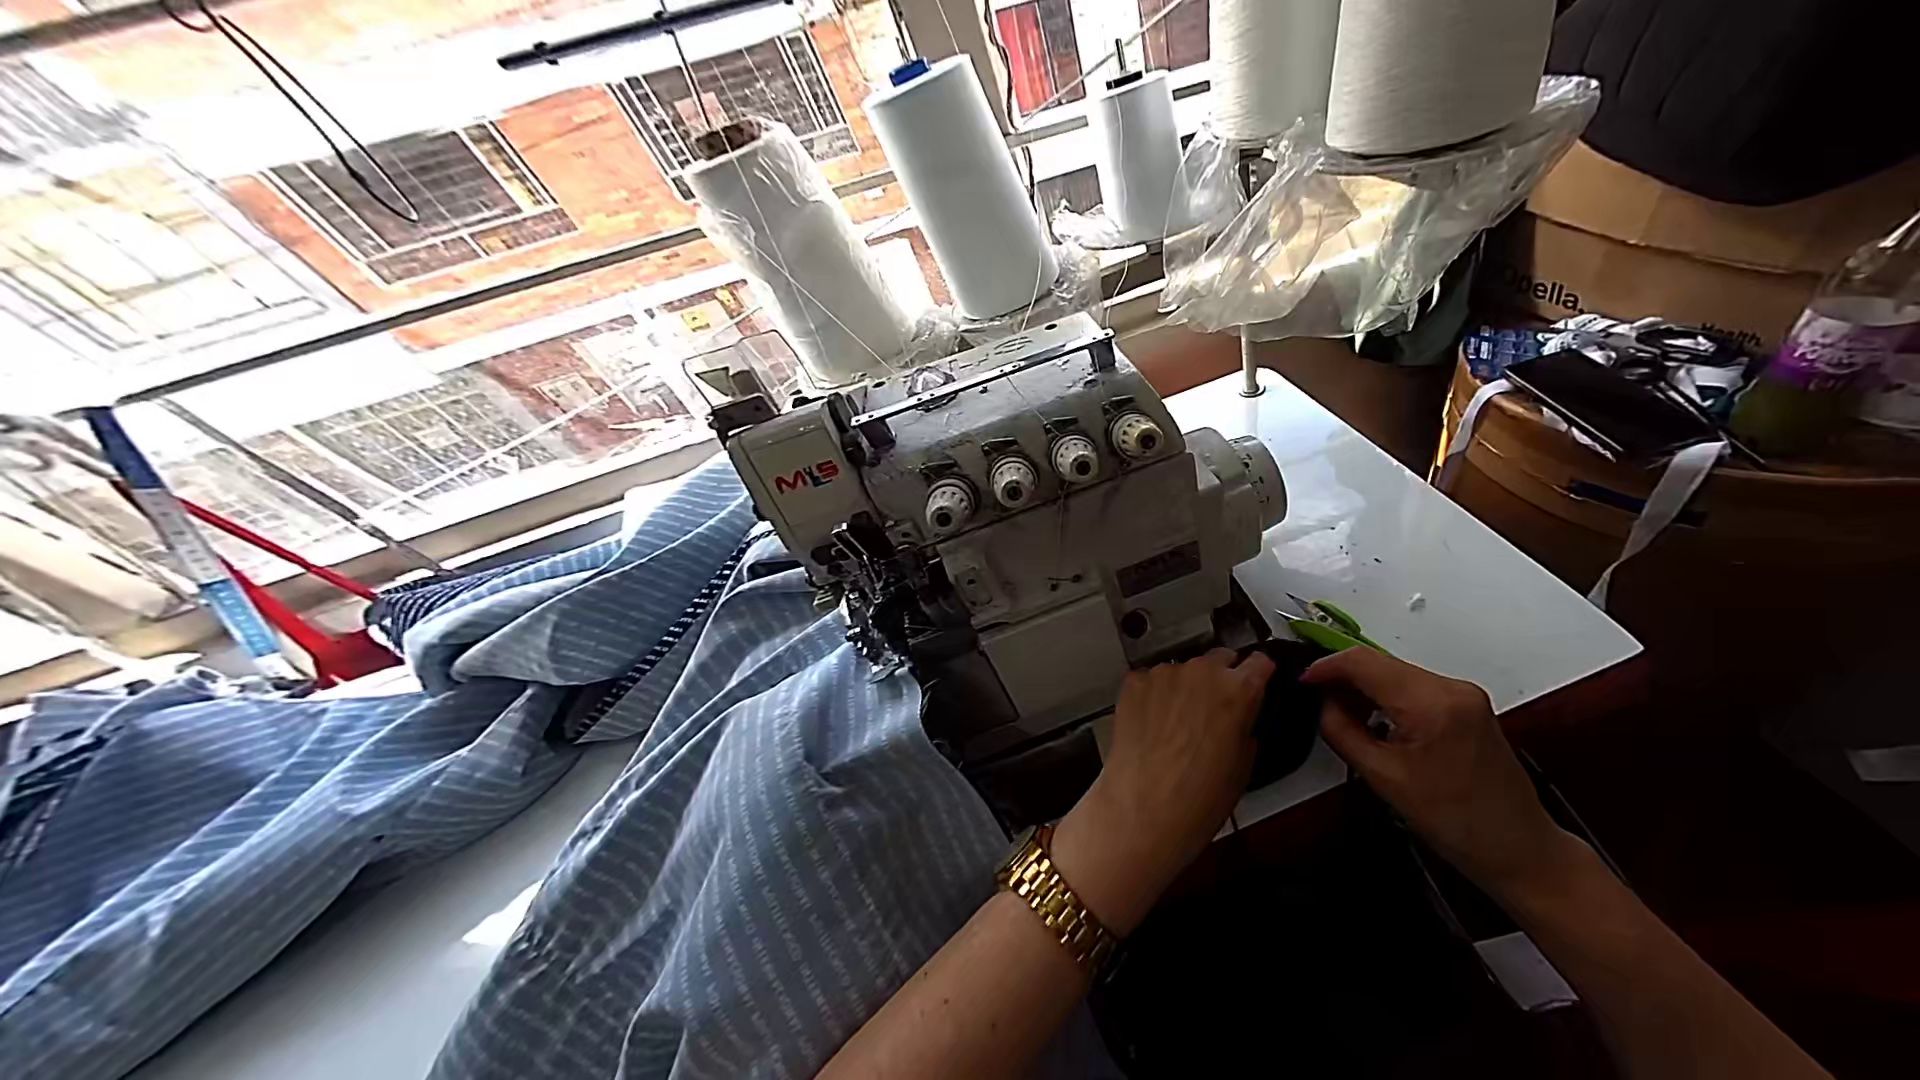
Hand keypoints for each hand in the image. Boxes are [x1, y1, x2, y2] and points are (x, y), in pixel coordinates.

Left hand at [1051, 649, 1274, 934]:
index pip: (1259, 661)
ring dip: (1184, 687)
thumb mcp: (1244, 766)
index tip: (1256, 678)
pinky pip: (1151, 680)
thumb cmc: (1196, 797)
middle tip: (1214, 709)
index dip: (1258, 672)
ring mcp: (1163, 674)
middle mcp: (1201, 673)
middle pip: (1218, 659)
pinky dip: (1153, 694)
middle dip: (1220, 678)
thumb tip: (1240, 721)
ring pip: (1182, 670)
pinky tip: (1152, 722)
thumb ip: (1245, 727)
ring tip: (1178, 724)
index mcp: (1238, 691)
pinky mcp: (1134, 682)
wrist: (1143, 807)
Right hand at [1303, 648, 1576, 898]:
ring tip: (1342, 714)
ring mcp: (1463, 693)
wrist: (1517, 848)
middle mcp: (1452, 689)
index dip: (1324, 667)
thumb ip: (1339, 729)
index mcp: (1432, 704)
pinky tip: (1371, 718)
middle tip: (1316, 699)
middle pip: (1377, 661)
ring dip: (1362, 686)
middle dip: (1341, 676)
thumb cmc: (1455, 821)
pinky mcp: (1465, 703)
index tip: (1303, 681)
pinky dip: (1384, 694)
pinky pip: (1410, 683)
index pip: (1362, 662)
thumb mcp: (1379, 775)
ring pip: (1392, 670)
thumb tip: (1321, 703)